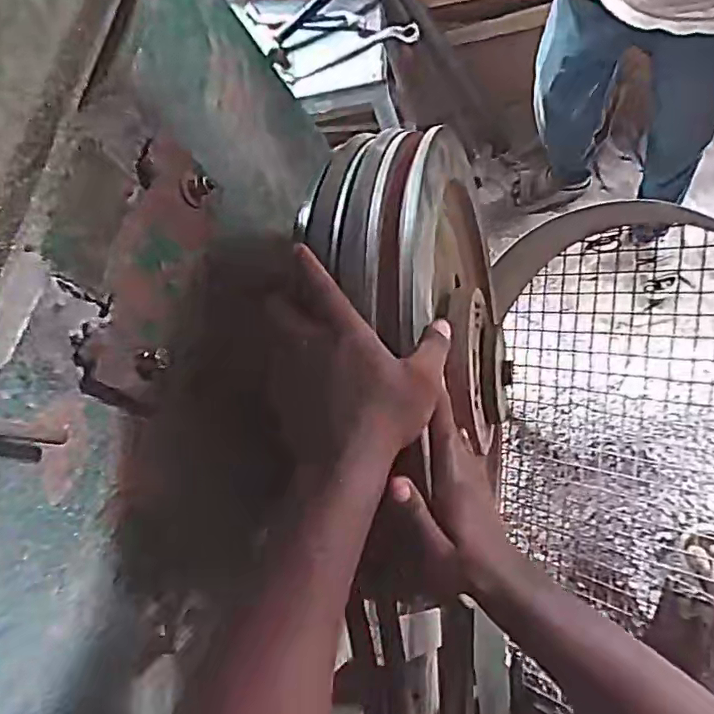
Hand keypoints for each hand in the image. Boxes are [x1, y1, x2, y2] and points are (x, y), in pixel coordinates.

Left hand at [265, 244, 450, 473]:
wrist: (343, 463)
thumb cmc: (386, 416)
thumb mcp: (423, 383)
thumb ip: (433, 350)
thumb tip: (442, 326)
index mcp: (345, 332)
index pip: (320, 287)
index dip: (307, 265)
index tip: (296, 251)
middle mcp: (308, 344)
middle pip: (278, 308)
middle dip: (281, 300)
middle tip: (291, 302)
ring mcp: (288, 372)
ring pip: (270, 339)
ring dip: (279, 334)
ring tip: (294, 340)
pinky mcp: (278, 399)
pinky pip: (274, 374)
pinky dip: (282, 370)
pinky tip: (297, 383)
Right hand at [376, 376, 518, 597]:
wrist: (501, 578)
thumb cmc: (465, 565)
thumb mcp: (435, 547)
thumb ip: (416, 515)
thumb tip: (393, 482)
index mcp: (453, 477)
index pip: (441, 426)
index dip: (433, 394)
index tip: (420, 363)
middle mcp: (464, 468)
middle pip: (446, 421)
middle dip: (430, 394)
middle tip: (406, 367)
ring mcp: (471, 475)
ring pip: (451, 432)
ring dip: (436, 411)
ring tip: (414, 390)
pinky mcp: (473, 484)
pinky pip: (455, 447)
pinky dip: (442, 431)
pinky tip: (431, 431)